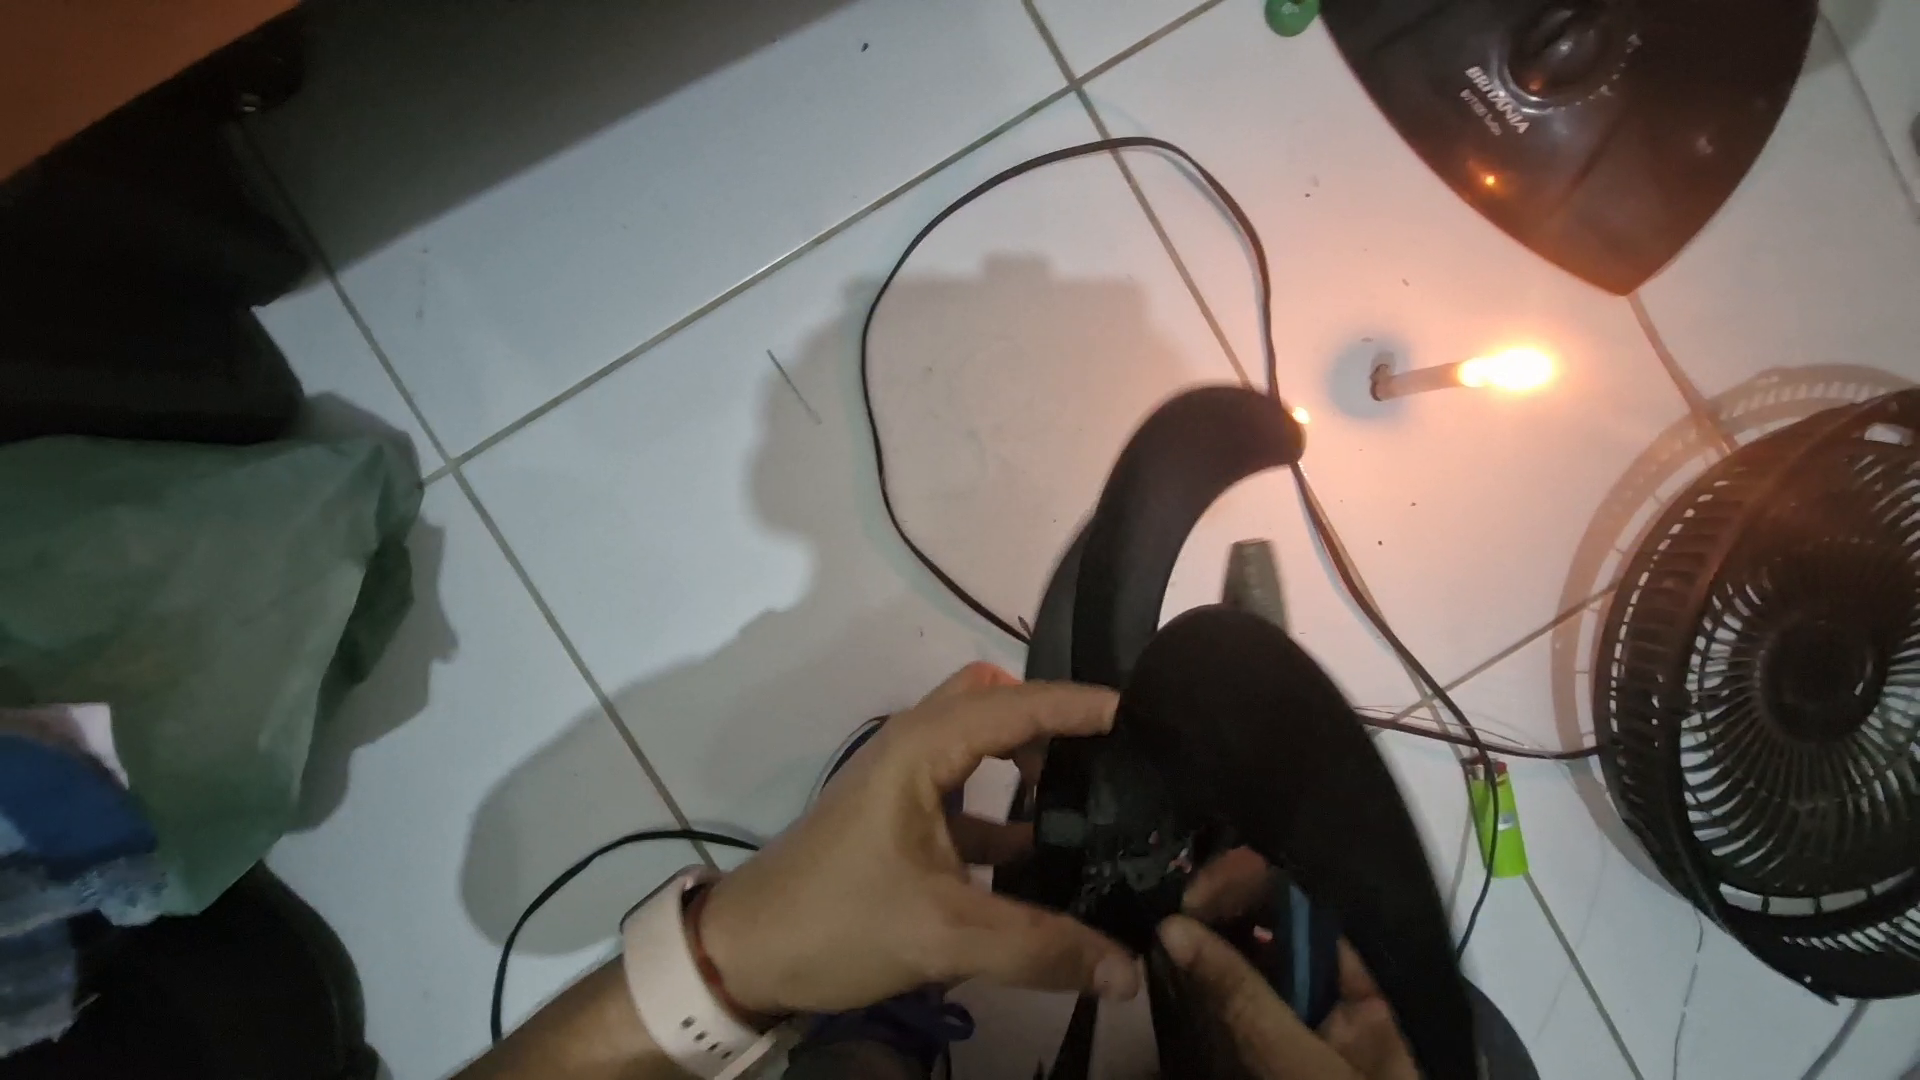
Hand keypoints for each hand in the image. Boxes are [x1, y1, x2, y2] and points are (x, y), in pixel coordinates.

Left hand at [698, 663, 1141, 1015]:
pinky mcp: (904, 811)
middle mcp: (916, 743)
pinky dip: (1006, 806)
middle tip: (1106, 747)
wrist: (748, 951)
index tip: (1133, 713)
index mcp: (923, 746)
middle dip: (1047, 715)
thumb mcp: (943, 935)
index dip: (1074, 705)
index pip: (1013, 705)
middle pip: (992, 700)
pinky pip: (968, 787)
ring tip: (1087, 792)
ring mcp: (906, 776)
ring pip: (978, 740)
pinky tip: (1044, 851)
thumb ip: (1040, 948)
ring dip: (1026, 757)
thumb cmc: (838, 921)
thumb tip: (1129, 970)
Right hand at [1163, 852, 1418, 1078]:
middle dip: (1216, 908)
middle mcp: (1324, 992)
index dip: (1247, 885)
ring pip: (1241, 958)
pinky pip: (1226, 998)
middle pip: (1266, 924)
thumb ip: (1243, 998)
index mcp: (1355, 987)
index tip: (1191, 897)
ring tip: (1160, 938)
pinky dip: (1198, 982)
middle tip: (1165, 915)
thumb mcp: (1304, 1072)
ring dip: (1201, 942)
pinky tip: (1170, 974)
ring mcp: (1290, 1021)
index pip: (1301, 905)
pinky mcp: (1259, 1049)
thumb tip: (1172, 925)